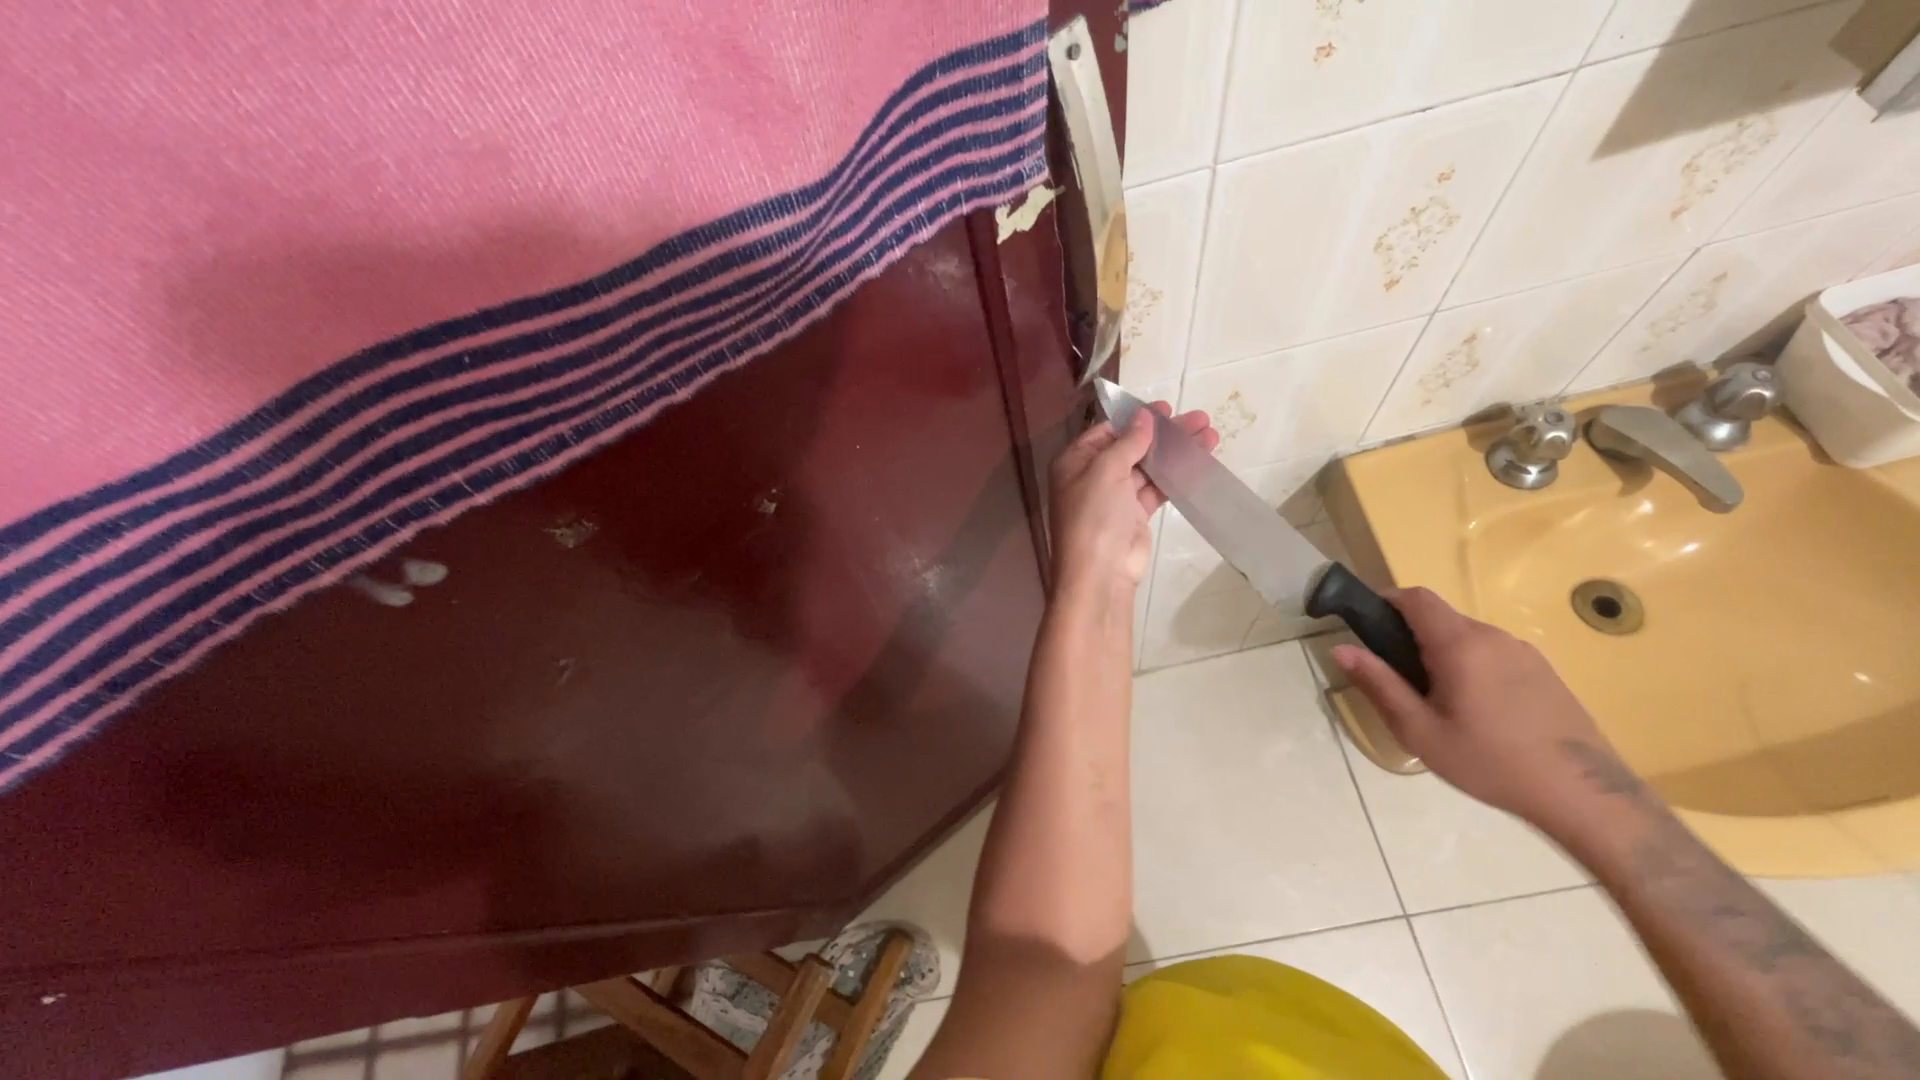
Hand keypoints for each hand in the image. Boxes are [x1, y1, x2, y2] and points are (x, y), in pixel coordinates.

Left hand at [1048, 402, 1216, 593]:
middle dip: (1164, 434)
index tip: (1166, 409)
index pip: (1107, 432)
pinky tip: (1199, 462)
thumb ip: (1128, 442)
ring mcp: (1114, 497)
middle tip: (1199, 419)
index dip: (1136, 419)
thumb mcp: (1106, 471)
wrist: (1100, 575)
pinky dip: (1176, 476)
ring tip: (1209, 436)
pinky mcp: (1134, 515)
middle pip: (1132, 447)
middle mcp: (1093, 477)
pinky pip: (1156, 489)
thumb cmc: (1094, 517)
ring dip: (1176, 452)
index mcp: (1075, 462)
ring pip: (1148, 467)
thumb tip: (1144, 417)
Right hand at [1331, 588, 1628, 830]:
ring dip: (1442, 654)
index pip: (1416, 598)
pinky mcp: (1543, 670)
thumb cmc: (1490, 763)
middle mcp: (1493, 636)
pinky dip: (1471, 666)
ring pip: (1467, 637)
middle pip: (1441, 618)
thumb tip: (1340, 649)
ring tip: (1437, 703)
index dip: (1386, 602)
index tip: (1367, 628)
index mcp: (1461, 645)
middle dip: (1411, 637)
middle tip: (1398, 682)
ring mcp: (1524, 652)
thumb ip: (1379, 685)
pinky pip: (1493, 654)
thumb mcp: (1420, 730)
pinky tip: (1477, 712)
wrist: (1583, 794)